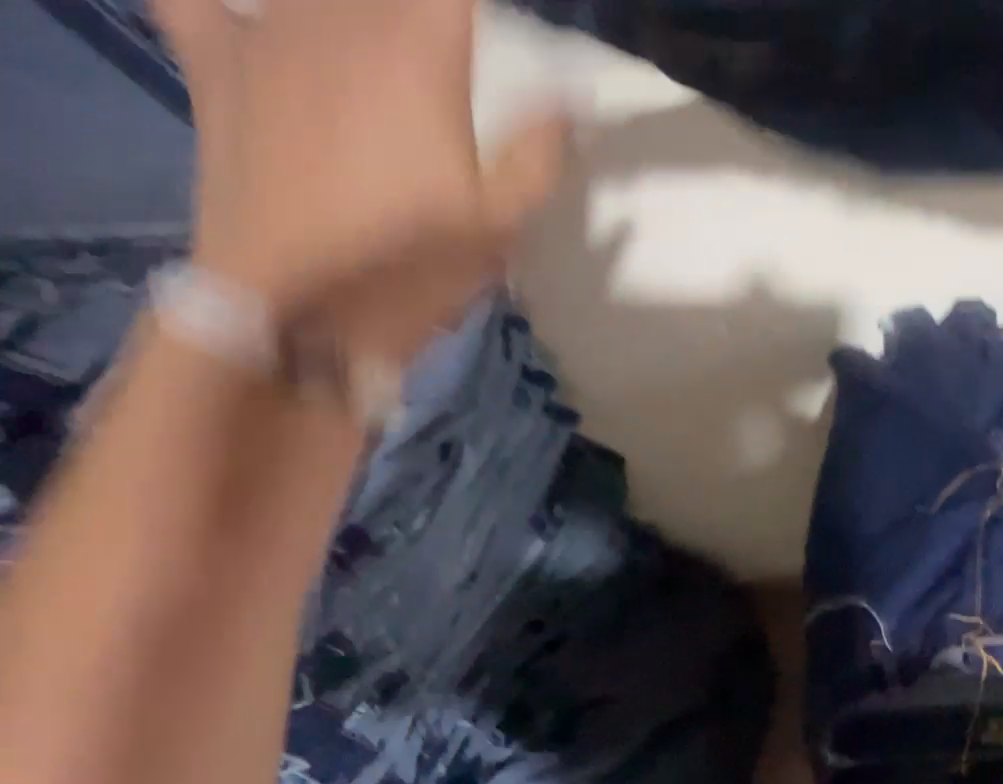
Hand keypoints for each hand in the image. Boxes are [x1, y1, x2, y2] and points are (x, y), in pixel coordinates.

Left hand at [152, 0, 568, 320]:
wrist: (289, 311)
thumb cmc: (408, 267)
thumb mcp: (503, 225)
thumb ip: (540, 150)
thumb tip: (564, 94)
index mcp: (420, 52)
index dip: (477, 17)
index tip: (499, 42)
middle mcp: (341, 20)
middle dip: (429, 23)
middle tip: (453, 67)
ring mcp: (266, 34)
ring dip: (362, 17)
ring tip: (388, 56)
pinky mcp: (215, 64)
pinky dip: (232, 5)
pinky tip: (265, 23)